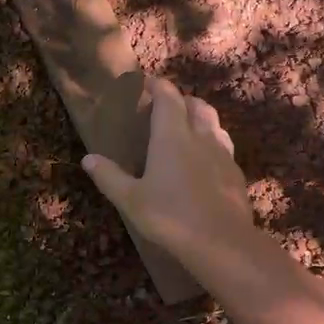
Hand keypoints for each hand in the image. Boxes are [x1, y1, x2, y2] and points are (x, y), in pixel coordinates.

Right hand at [83, 76, 251, 258]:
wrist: (220, 242)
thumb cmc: (168, 216)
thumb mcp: (129, 199)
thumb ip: (109, 176)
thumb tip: (88, 158)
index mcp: (171, 137)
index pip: (168, 98)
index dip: (158, 86)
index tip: (147, 81)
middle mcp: (200, 137)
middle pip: (195, 105)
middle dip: (180, 100)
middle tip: (164, 106)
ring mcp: (222, 154)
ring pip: (213, 123)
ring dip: (199, 117)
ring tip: (185, 127)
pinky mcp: (235, 172)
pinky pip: (223, 145)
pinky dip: (210, 141)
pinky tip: (203, 158)